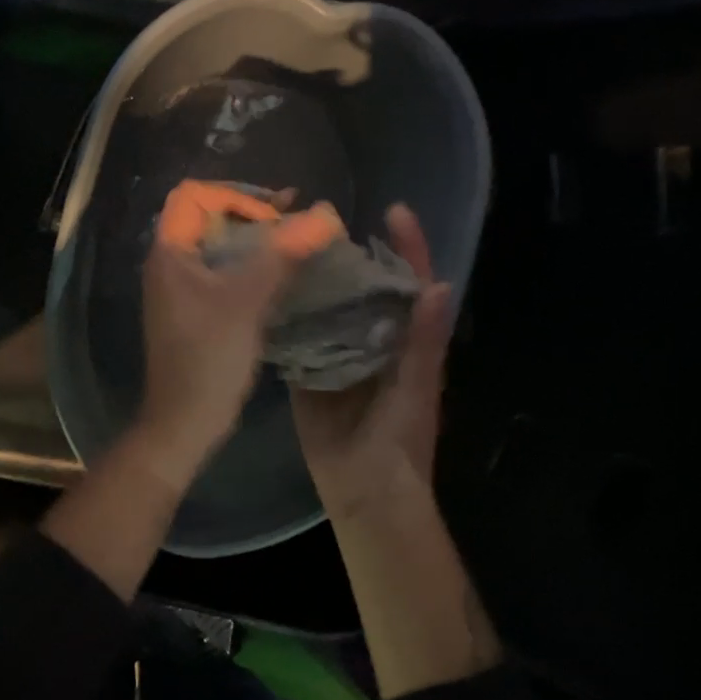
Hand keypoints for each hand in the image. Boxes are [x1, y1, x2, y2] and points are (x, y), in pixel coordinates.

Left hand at [138, 183, 308, 471]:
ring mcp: (181, 286)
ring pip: (219, 243)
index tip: (275, 213)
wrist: (185, 420)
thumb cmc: (209, 358)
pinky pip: (224, 269)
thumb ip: (283, 253)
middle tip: (295, 214)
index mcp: (169, 252)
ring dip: (256, 236)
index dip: (236, 195)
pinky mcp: (196, 307)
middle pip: (207, 215)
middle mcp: (170, 262)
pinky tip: (285, 269)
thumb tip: (325, 213)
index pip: (194, 195)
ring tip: (299, 235)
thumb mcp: (247, 301)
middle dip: (252, 210)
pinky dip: (253, 262)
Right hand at [290, 204, 453, 511]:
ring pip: (326, 306)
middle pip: (362, 286)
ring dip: (312, 278)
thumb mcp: (417, 388)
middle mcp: (370, 337)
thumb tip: (437, 283)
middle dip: (348, 252)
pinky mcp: (305, 370)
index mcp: (405, 338)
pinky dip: (284, 313)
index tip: (392, 209)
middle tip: (319, 219)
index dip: (406, 246)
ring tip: (285, 244)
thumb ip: (424, 341)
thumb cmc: (401, 439)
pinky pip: (295, 336)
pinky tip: (263, 289)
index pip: (408, 282)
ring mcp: (335, 352)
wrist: (364, 490)